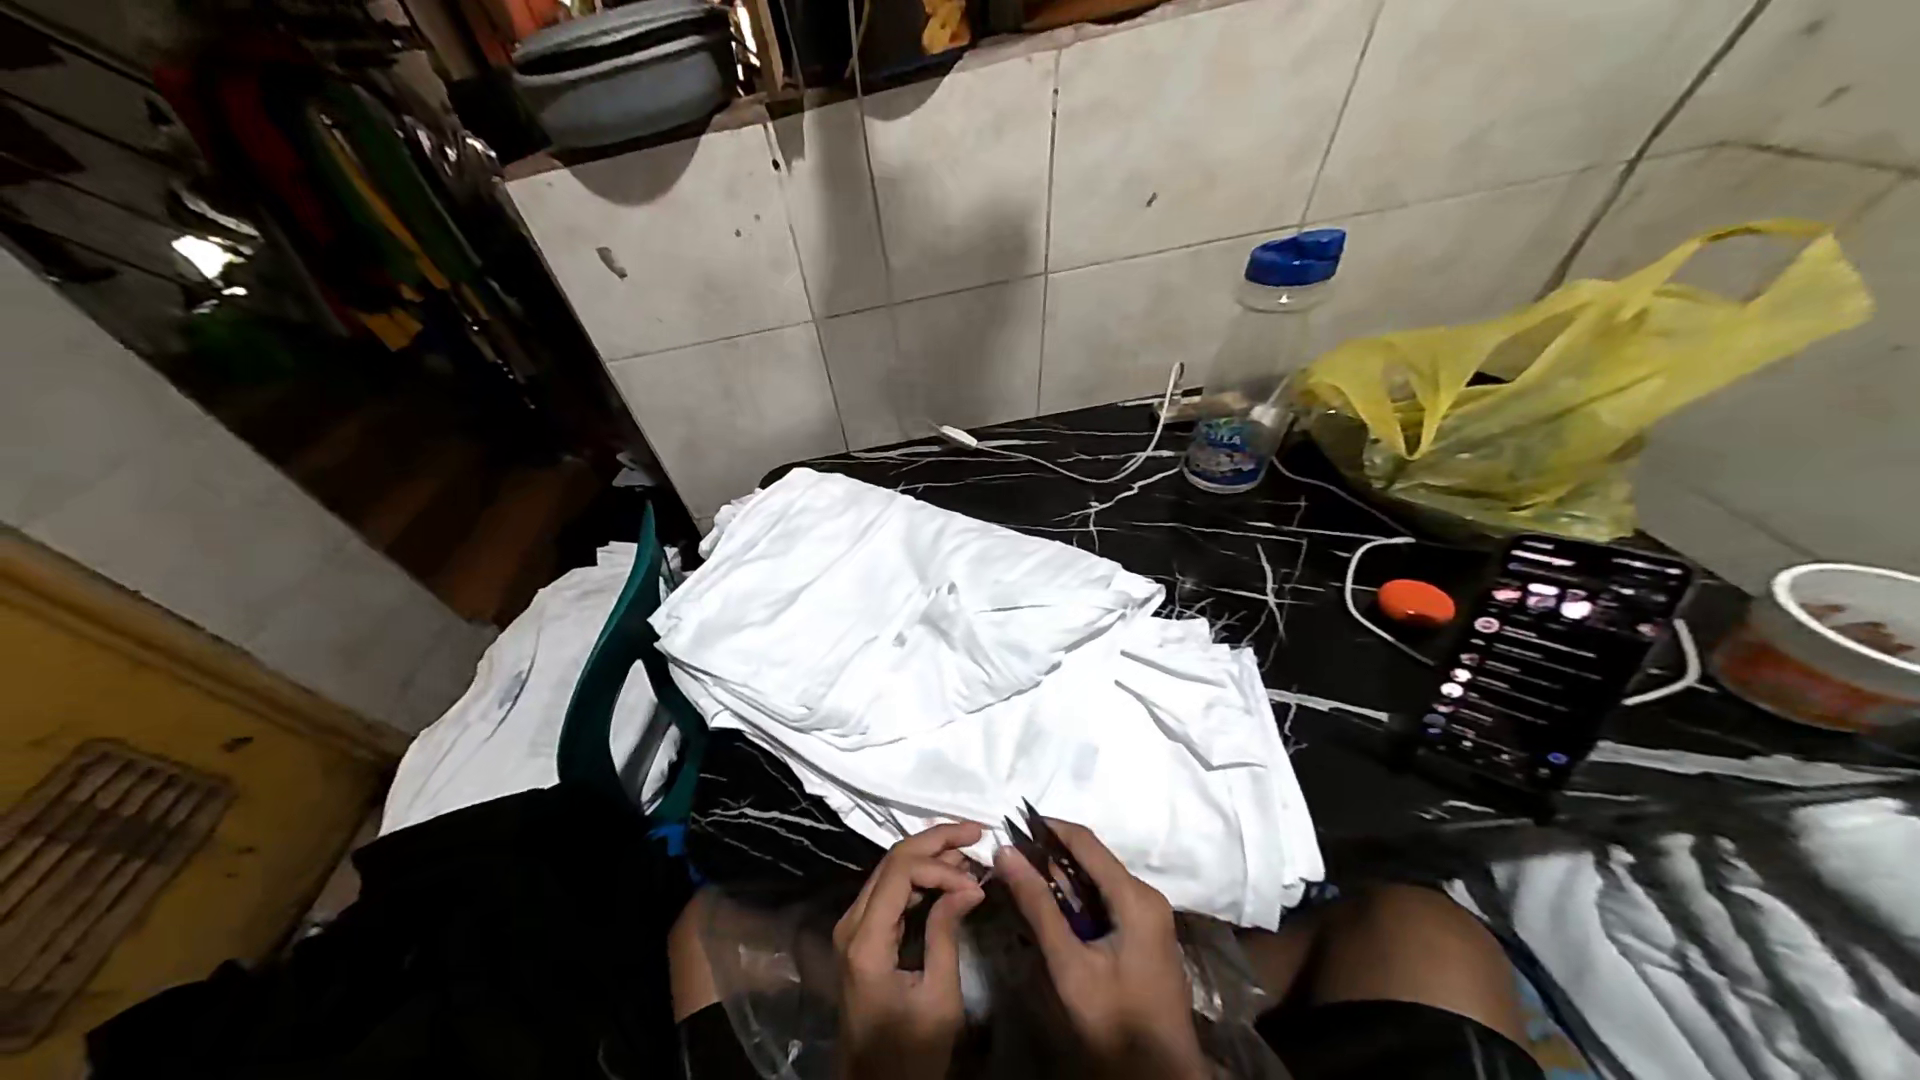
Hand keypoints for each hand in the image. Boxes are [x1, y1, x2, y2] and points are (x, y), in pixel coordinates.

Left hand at [833, 822, 986, 1079]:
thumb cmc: (909, 1054)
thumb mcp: (939, 998)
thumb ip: (947, 932)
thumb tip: (970, 884)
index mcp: (865, 940)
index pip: (900, 871)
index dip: (941, 865)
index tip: (976, 883)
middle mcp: (852, 923)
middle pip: (893, 860)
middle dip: (936, 841)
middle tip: (977, 831)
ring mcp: (854, 927)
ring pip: (891, 869)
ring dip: (930, 855)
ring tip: (970, 851)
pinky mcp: (863, 934)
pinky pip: (891, 890)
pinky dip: (922, 876)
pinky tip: (950, 875)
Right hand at [996, 820, 1207, 1079]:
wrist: (1160, 1077)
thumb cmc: (1115, 1019)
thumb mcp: (1069, 964)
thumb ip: (1038, 905)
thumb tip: (1007, 853)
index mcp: (1135, 897)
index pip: (1086, 842)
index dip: (1049, 828)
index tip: (1014, 822)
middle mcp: (1146, 896)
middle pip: (1092, 860)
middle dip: (1050, 854)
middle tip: (1011, 855)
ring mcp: (1148, 915)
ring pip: (1097, 881)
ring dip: (1061, 877)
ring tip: (1022, 874)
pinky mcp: (1144, 933)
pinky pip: (1106, 900)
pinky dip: (1077, 897)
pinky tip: (1050, 906)